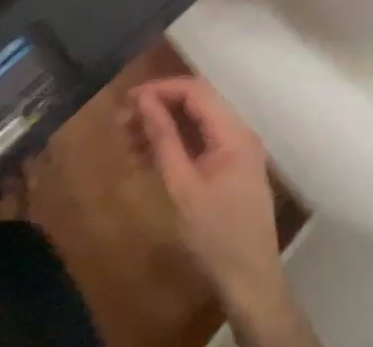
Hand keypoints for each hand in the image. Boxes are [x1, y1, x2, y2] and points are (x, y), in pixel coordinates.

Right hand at [128, 76, 280, 300]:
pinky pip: (199, 144)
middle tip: (122, 124)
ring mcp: (236, 152)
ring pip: (194, 124)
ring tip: (128, 143)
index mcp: (233, 134)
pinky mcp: (230, 169)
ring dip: (161, 128)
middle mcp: (239, 135)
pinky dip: (173, 146)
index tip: (127, 102)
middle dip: (157, 109)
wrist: (250, 284)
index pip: (194, 91)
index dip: (159, 89)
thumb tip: (143, 100)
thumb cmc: (215, 235)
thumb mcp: (182, 185)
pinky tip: (145, 159)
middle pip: (194, 104)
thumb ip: (163, 137)